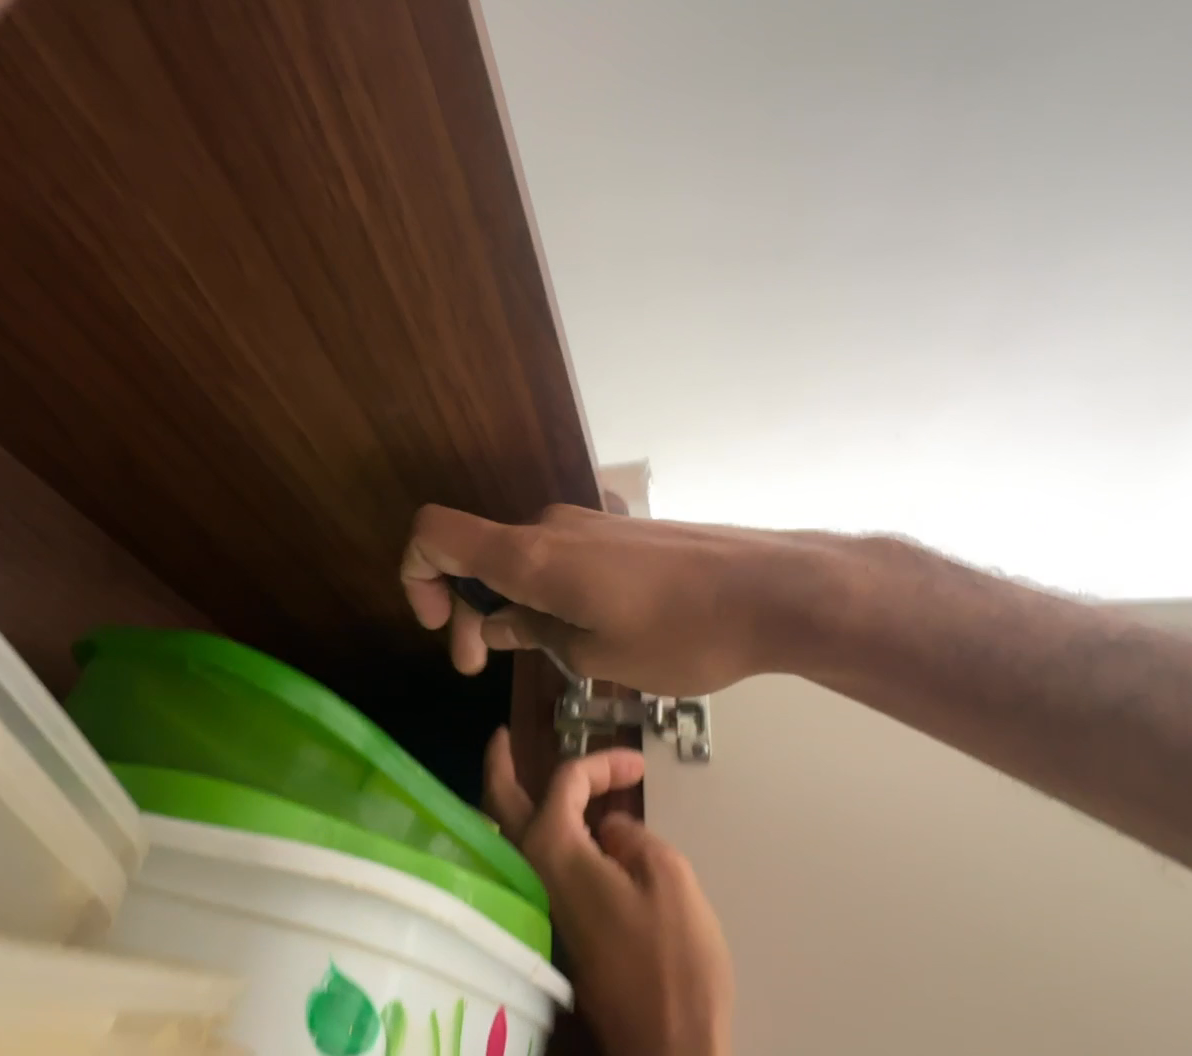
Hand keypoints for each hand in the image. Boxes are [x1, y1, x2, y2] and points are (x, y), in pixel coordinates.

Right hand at [401, 503, 867, 695]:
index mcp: (529, 555)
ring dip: (513, 606)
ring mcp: (587, 525)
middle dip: (469, 610)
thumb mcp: (594, 655)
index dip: (417, 576)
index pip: (434, 534)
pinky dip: (549, 593)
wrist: (774, 591)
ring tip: (551, 656)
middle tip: (485, 666)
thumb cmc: (680, 633)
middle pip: (476, 556)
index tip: (443, 626)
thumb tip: (502, 622)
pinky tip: (586, 632)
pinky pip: (560, 558)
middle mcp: (548, 528)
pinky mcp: (618, 533)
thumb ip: (534, 634)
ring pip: (520, 561)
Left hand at [483, 729, 733, 1055]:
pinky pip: (531, 861)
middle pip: (501, 805)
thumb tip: (610, 830)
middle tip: (504, 738)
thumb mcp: (668, 876)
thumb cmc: (672, 959)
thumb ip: (633, 836)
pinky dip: (539, 833)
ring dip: (516, 800)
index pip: (564, 782)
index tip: (639, 765)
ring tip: (527, 774)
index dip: (600, 763)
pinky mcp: (549, 927)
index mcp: (553, 849)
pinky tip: (563, 831)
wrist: (665, 1045)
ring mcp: (535, 902)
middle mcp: (530, 870)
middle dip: (501, 766)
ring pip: (511, 835)